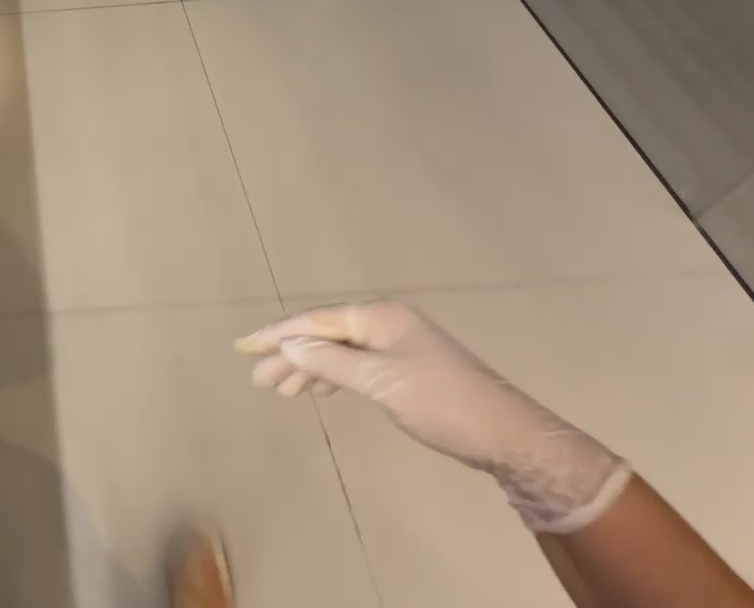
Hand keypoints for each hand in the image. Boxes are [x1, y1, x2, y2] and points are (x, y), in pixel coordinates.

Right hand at [237, 301, 632, 532]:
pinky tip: (317, 388)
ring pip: (337, 350)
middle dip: (289, 355)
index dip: (277, 334)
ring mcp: (395, 343)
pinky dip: (331, 375)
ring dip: (308, 368)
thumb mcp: (380, 382)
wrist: (508, 435)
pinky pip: (353, 363)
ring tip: (282, 390)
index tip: (244, 347)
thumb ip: (330, 361)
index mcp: (378, 317)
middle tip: (259, 379)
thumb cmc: (441, 403)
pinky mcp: (403, 366)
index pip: (315, 322)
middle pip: (323, 334)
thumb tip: (288, 344)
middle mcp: (383, 322)